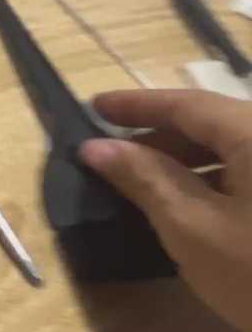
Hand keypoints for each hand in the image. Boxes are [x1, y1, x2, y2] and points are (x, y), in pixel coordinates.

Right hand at [81, 89, 251, 331]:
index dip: (139, 104)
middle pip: (229, 125)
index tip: (94, 108)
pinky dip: (237, 181)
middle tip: (120, 155)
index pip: (194, 106)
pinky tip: (214, 205)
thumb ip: (143, 178)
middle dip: (169, 136)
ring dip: (203, 161)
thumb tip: (97, 146)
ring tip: (161, 184)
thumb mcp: (191, 228)